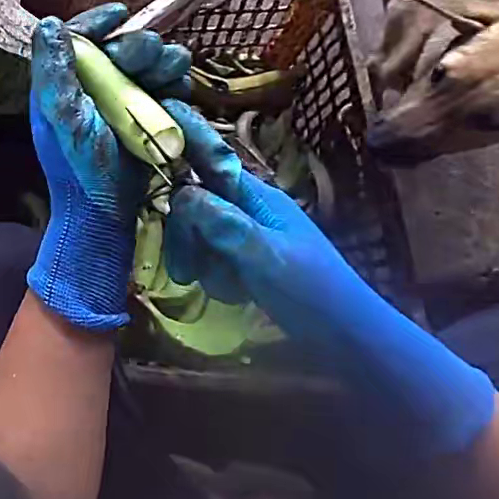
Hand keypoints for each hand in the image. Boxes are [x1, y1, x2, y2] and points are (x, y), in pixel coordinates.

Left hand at [26, 4, 190, 330]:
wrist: (108, 214)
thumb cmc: (78, 167)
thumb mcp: (62, 118)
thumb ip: (54, 72)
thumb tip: (48, 24)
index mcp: (66, 84)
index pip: (80, 39)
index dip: (98, 21)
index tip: (119, 12)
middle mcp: (95, 89)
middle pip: (122, 48)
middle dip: (139, 46)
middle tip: (150, 55)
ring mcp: (124, 103)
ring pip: (151, 66)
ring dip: (163, 62)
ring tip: (171, 70)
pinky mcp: (149, 118)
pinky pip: (168, 90)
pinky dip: (176, 85)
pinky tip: (178, 91)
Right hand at [161, 101, 495, 454]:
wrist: (349, 338)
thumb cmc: (314, 291)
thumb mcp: (267, 257)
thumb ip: (225, 224)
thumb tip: (181, 192)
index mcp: (258, 196)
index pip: (210, 164)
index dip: (180, 161)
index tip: (149, 168)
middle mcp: (249, 208)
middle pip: (196, 204)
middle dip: (187, 235)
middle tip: (184, 269)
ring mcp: (247, 235)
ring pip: (200, 234)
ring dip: (202, 261)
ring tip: (222, 288)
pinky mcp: (246, 260)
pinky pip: (213, 259)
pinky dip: (215, 276)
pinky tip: (233, 295)